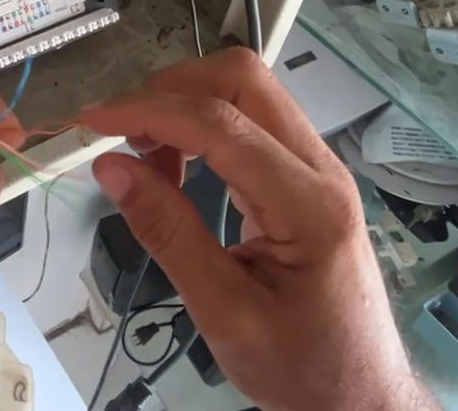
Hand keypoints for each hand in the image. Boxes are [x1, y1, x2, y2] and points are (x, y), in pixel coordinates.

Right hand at [79, 47, 434, 410]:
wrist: (365, 398)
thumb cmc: (302, 367)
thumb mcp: (225, 315)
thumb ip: (168, 234)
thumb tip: (110, 166)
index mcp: (309, 205)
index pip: (219, 124)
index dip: (149, 110)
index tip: (92, 121)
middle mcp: (320, 167)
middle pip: (242, 78)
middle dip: (170, 89)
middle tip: (124, 130)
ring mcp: (316, 163)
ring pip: (244, 87)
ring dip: (183, 102)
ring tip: (145, 153)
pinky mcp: (303, 169)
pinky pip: (246, 116)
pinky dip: (198, 122)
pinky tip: (174, 165)